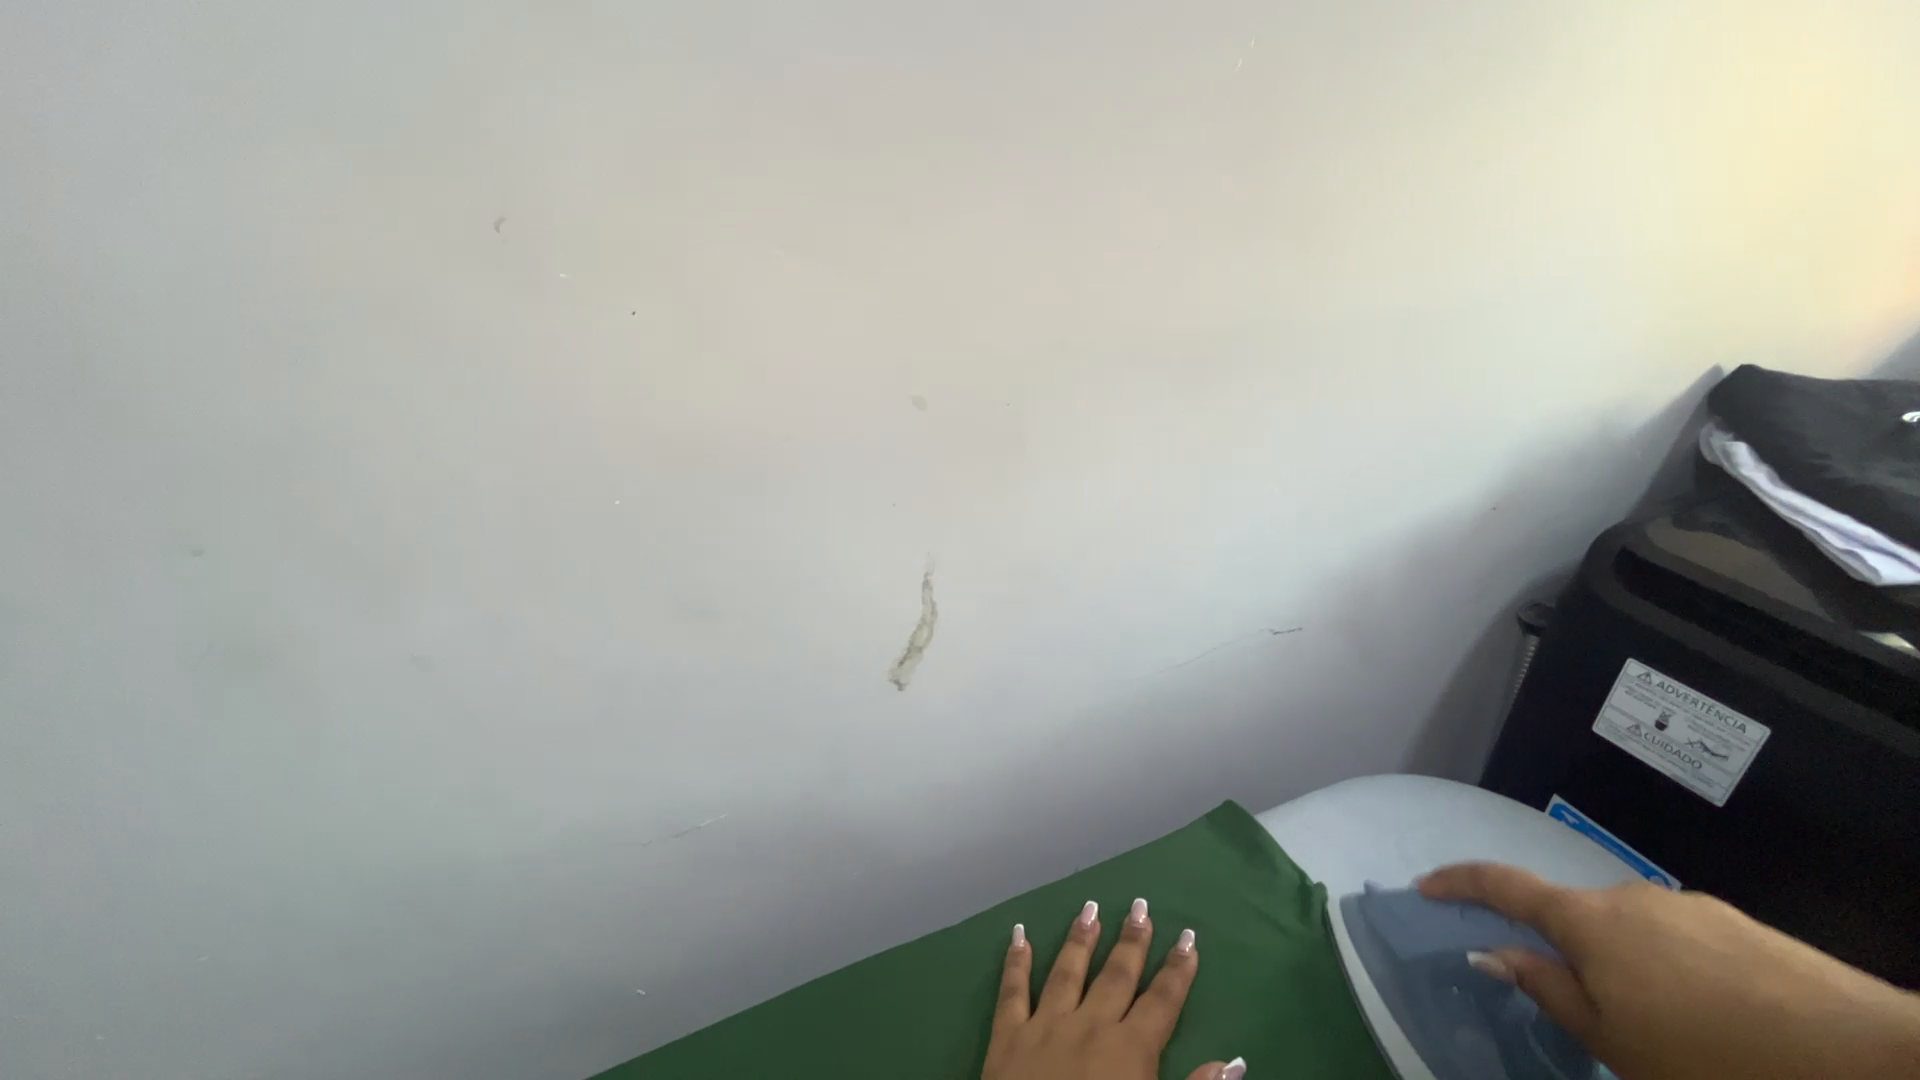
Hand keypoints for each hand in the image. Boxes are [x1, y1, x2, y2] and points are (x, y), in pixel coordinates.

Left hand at [982, 898, 1244, 1079]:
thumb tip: (1234, 1061)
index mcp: (1129, 1051)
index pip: (1161, 1002)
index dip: (1178, 970)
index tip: (1188, 936)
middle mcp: (1090, 1026)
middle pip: (1116, 976)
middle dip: (1131, 941)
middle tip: (1140, 905)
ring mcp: (1045, 1026)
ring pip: (1067, 972)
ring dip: (1080, 940)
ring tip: (1090, 907)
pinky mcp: (1008, 1037)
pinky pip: (1013, 992)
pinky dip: (1015, 961)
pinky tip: (1018, 934)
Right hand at [1419, 863, 1919, 1079]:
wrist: (1867, 1056)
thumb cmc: (1711, 1055)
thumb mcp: (1613, 1040)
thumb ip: (1547, 989)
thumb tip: (1491, 951)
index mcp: (1587, 921)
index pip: (1502, 884)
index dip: (1457, 883)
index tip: (1424, 887)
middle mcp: (1628, 895)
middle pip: (1575, 914)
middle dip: (1569, 951)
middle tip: (1593, 1011)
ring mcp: (1688, 906)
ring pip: (1633, 931)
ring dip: (1628, 965)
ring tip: (1671, 1028)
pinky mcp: (1741, 924)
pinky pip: (1681, 939)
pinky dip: (1676, 970)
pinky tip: (1717, 1018)